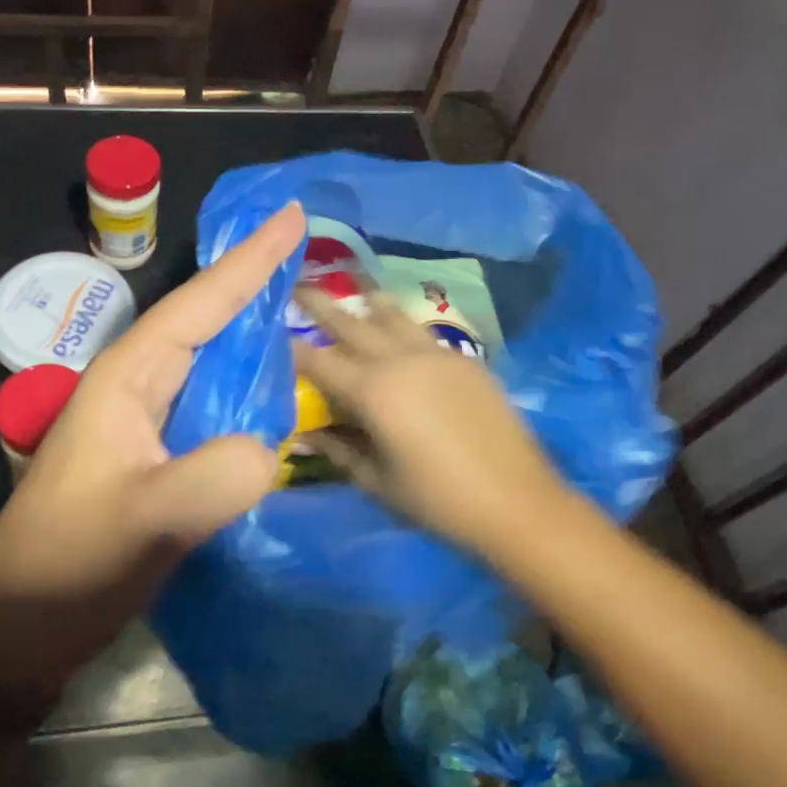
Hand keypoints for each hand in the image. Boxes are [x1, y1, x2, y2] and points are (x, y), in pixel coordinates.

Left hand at [0, 203, 304, 729]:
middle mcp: (134, 389)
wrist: (16, 630)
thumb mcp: (146, 521)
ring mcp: (142, 426)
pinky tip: (279, 398)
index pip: (197, 304)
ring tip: (306, 307)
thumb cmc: (68, 563)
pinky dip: (248, 392)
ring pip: (208, 362)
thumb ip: (216, 477)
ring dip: (254, 334)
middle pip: (204, 320)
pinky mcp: (152, 461)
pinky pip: (211, 407)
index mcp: (127, 379)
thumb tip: (270, 446)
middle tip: (311, 251)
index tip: (292, 216)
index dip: (248, 261)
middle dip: (254, 283)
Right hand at [292, 289, 573, 552]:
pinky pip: (420, 331)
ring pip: (391, 314)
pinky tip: (395, 329)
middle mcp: (399, 359)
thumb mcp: (376, 481)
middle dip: (319, 303)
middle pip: (351, 321)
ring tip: (350, 292)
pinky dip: (399, 323)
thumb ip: (338, 450)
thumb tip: (305, 434)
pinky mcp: (463, 359)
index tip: (269, 330)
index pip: (317, 360)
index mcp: (372, 390)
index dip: (290, 346)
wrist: (517, 502)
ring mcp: (435, 354)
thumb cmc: (437, 501)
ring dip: (365, 303)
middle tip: (296, 285)